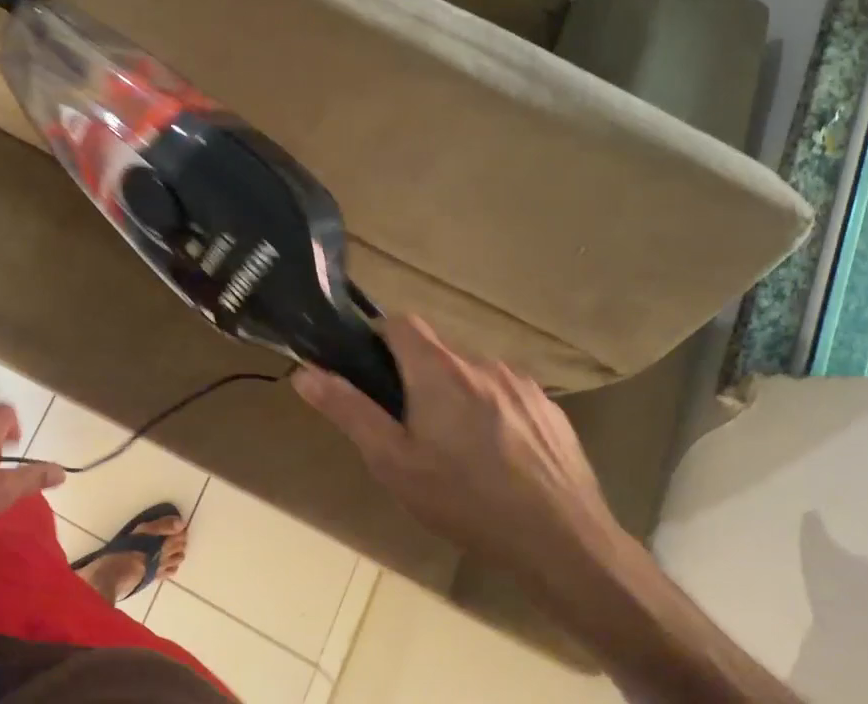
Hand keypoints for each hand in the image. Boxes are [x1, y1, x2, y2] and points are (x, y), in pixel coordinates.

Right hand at [292, 315, 623, 577]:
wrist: (563, 544)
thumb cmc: (464, 500)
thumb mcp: (392, 461)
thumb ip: (348, 410)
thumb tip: (304, 372)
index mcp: (439, 370)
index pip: (401, 323)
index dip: (380, 340)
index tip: (373, 376)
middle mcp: (483, 364)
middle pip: (438, 353)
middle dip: (418, 379)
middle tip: (411, 430)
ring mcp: (525, 387)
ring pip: (474, 376)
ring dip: (459, 397)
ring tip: (458, 451)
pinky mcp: (554, 413)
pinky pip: (510, 398)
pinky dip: (495, 415)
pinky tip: (500, 462)